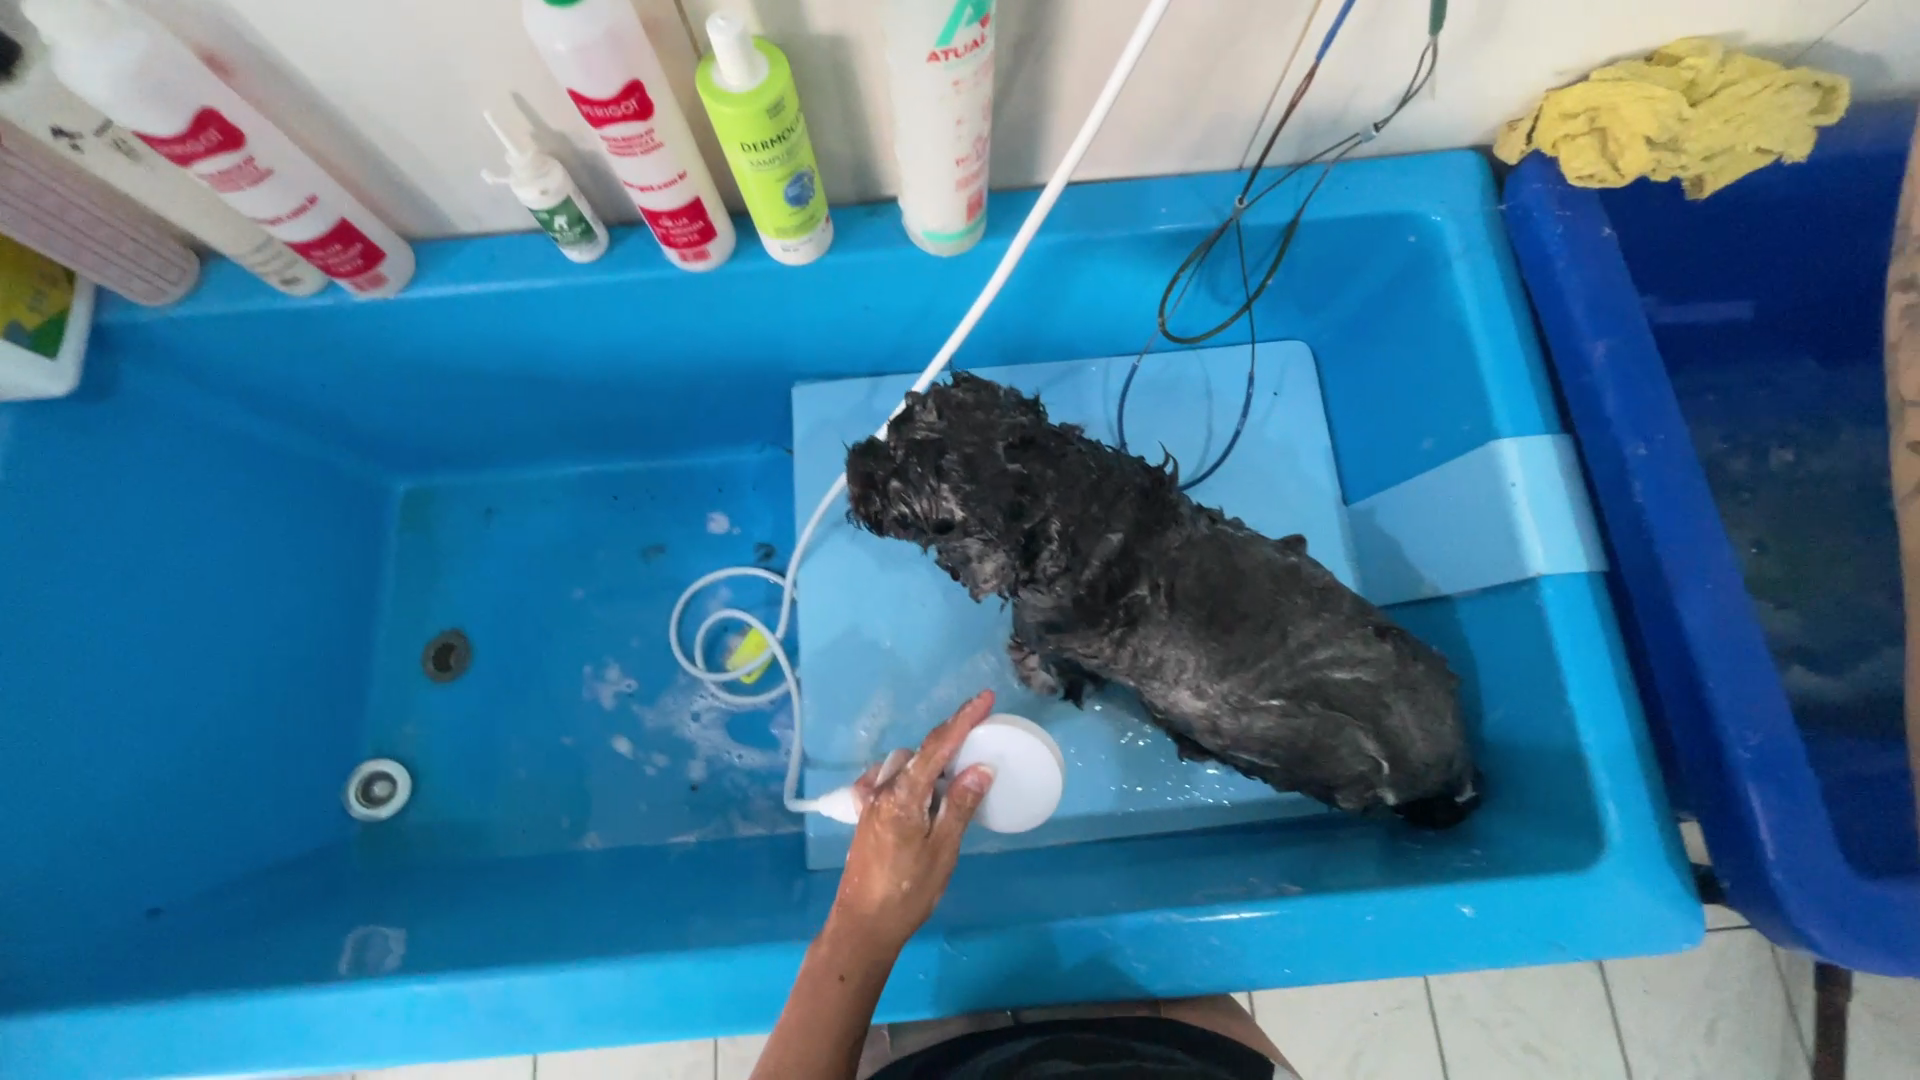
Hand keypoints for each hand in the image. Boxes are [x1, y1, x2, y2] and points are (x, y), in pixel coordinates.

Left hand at [829, 690, 997, 951]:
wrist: (862, 926)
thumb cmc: (908, 893)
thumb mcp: (943, 850)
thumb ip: (960, 805)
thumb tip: (981, 767)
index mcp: (903, 795)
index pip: (938, 746)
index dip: (963, 719)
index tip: (985, 698)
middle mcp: (882, 788)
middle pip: (920, 751)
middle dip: (950, 739)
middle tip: (979, 736)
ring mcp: (869, 800)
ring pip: (902, 763)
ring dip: (927, 759)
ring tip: (953, 772)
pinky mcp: (864, 813)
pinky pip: (885, 778)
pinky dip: (905, 773)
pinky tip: (916, 787)